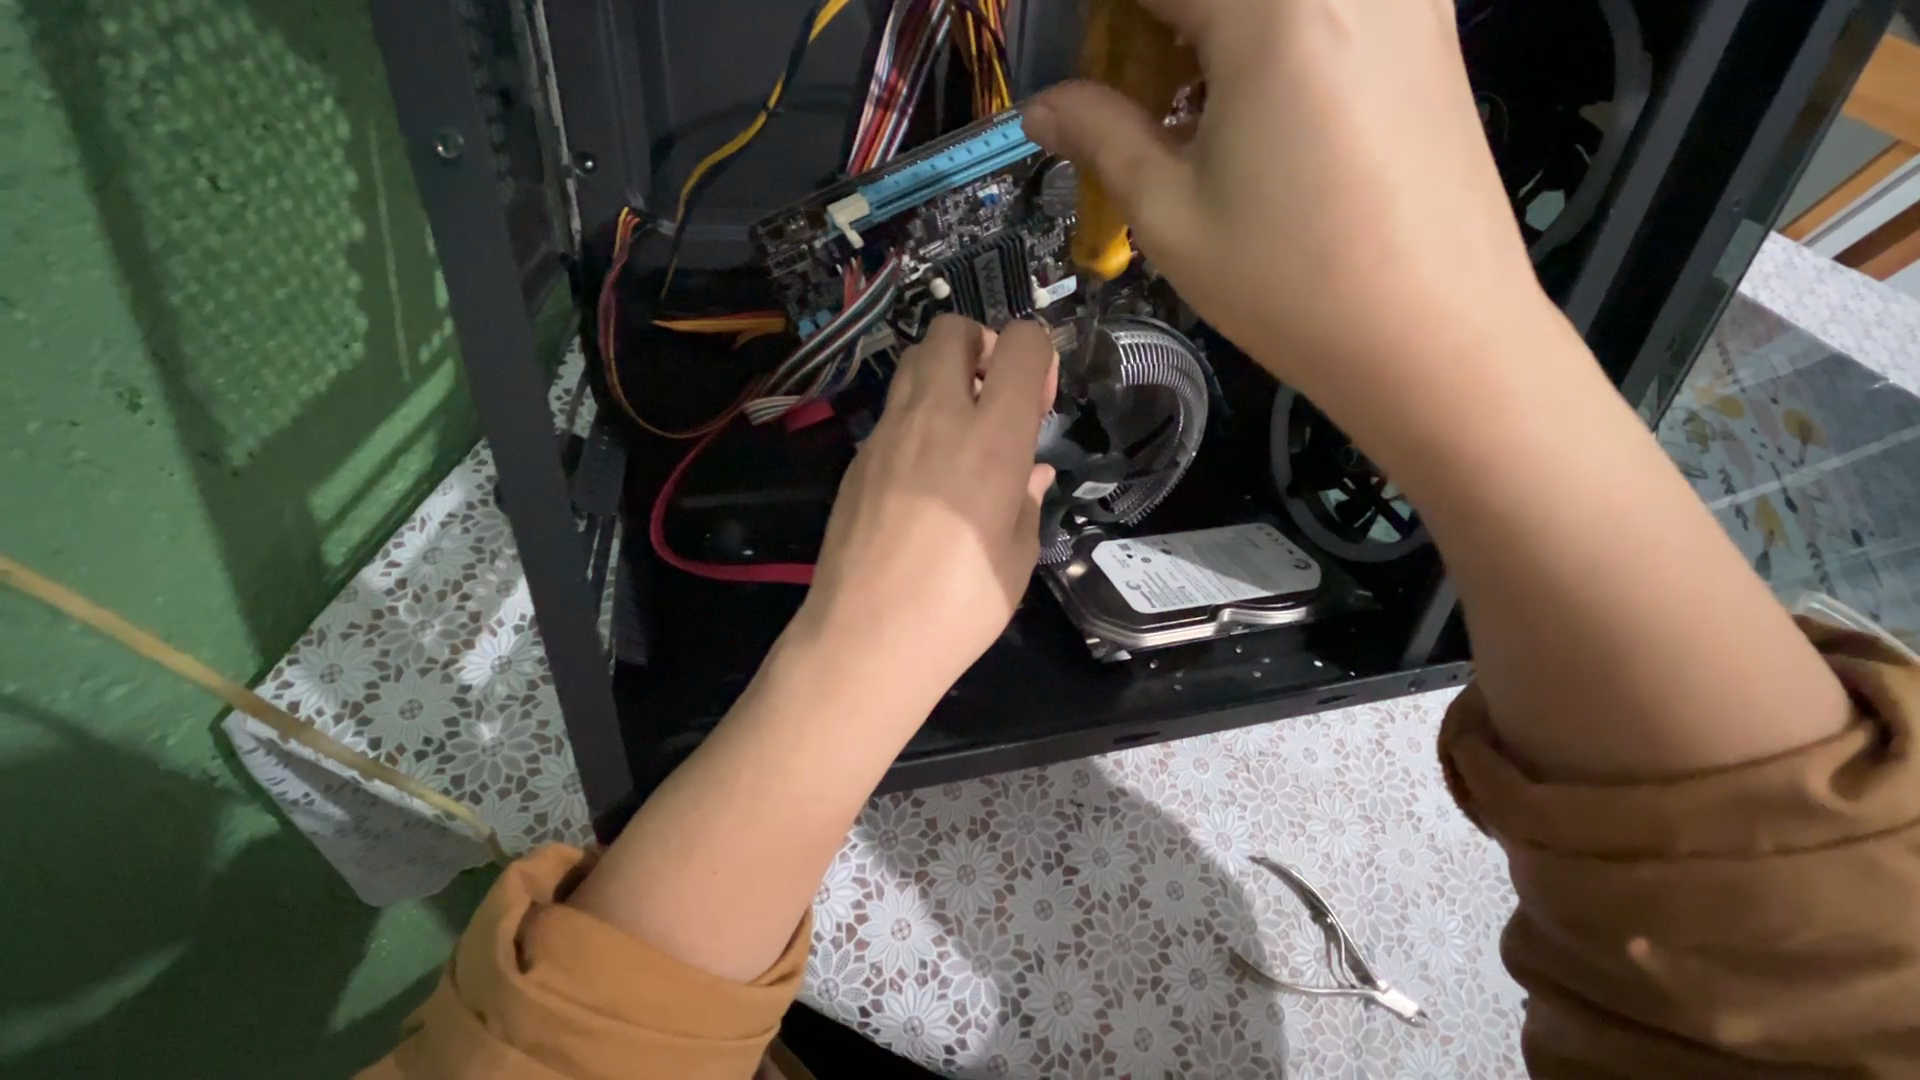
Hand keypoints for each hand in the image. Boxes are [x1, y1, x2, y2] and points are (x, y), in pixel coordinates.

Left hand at [793, 315, 1058, 703]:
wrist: (869, 637)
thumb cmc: (961, 604)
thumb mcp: (1017, 554)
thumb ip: (1025, 498)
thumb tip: (1031, 472)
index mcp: (991, 436)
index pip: (1019, 343)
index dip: (1037, 355)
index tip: (1038, 402)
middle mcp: (935, 417)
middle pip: (952, 331)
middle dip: (981, 345)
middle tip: (994, 400)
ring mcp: (886, 434)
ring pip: (912, 363)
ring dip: (943, 375)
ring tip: (960, 431)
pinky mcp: (857, 459)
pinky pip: (891, 413)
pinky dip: (915, 419)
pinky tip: (924, 474)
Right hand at [1022, 0, 1557, 422]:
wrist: (1437, 336)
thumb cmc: (1290, 285)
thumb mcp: (1172, 216)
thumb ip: (1100, 136)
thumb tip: (1042, 106)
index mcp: (1271, 5)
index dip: (1093, 20)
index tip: (1070, 66)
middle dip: (1148, 25)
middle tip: (1117, 89)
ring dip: (1204, 29)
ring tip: (1177, 104)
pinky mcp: (1426, 22)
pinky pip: (1320, 3)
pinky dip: (1263, 33)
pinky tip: (1245, 102)